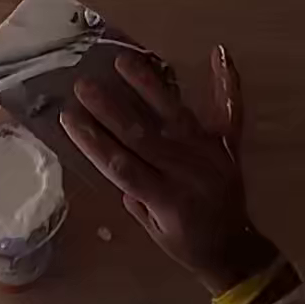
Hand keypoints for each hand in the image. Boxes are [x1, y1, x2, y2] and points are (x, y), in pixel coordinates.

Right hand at [59, 45, 275, 293]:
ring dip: (147, 85)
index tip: (67, 116)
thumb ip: (133, 190)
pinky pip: (229, 109)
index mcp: (165, 198)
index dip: (92, 140)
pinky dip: (225, 80)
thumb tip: (112, 151)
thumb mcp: (151, 228)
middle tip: (83, 84)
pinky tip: (219, 51)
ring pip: (174, 113)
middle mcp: (186, 170)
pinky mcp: (227, 143)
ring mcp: (209, 152)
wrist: (237, 251)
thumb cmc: (185, 243)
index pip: (120, 164)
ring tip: (123, 60)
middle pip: (142, 134)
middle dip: (109, 108)